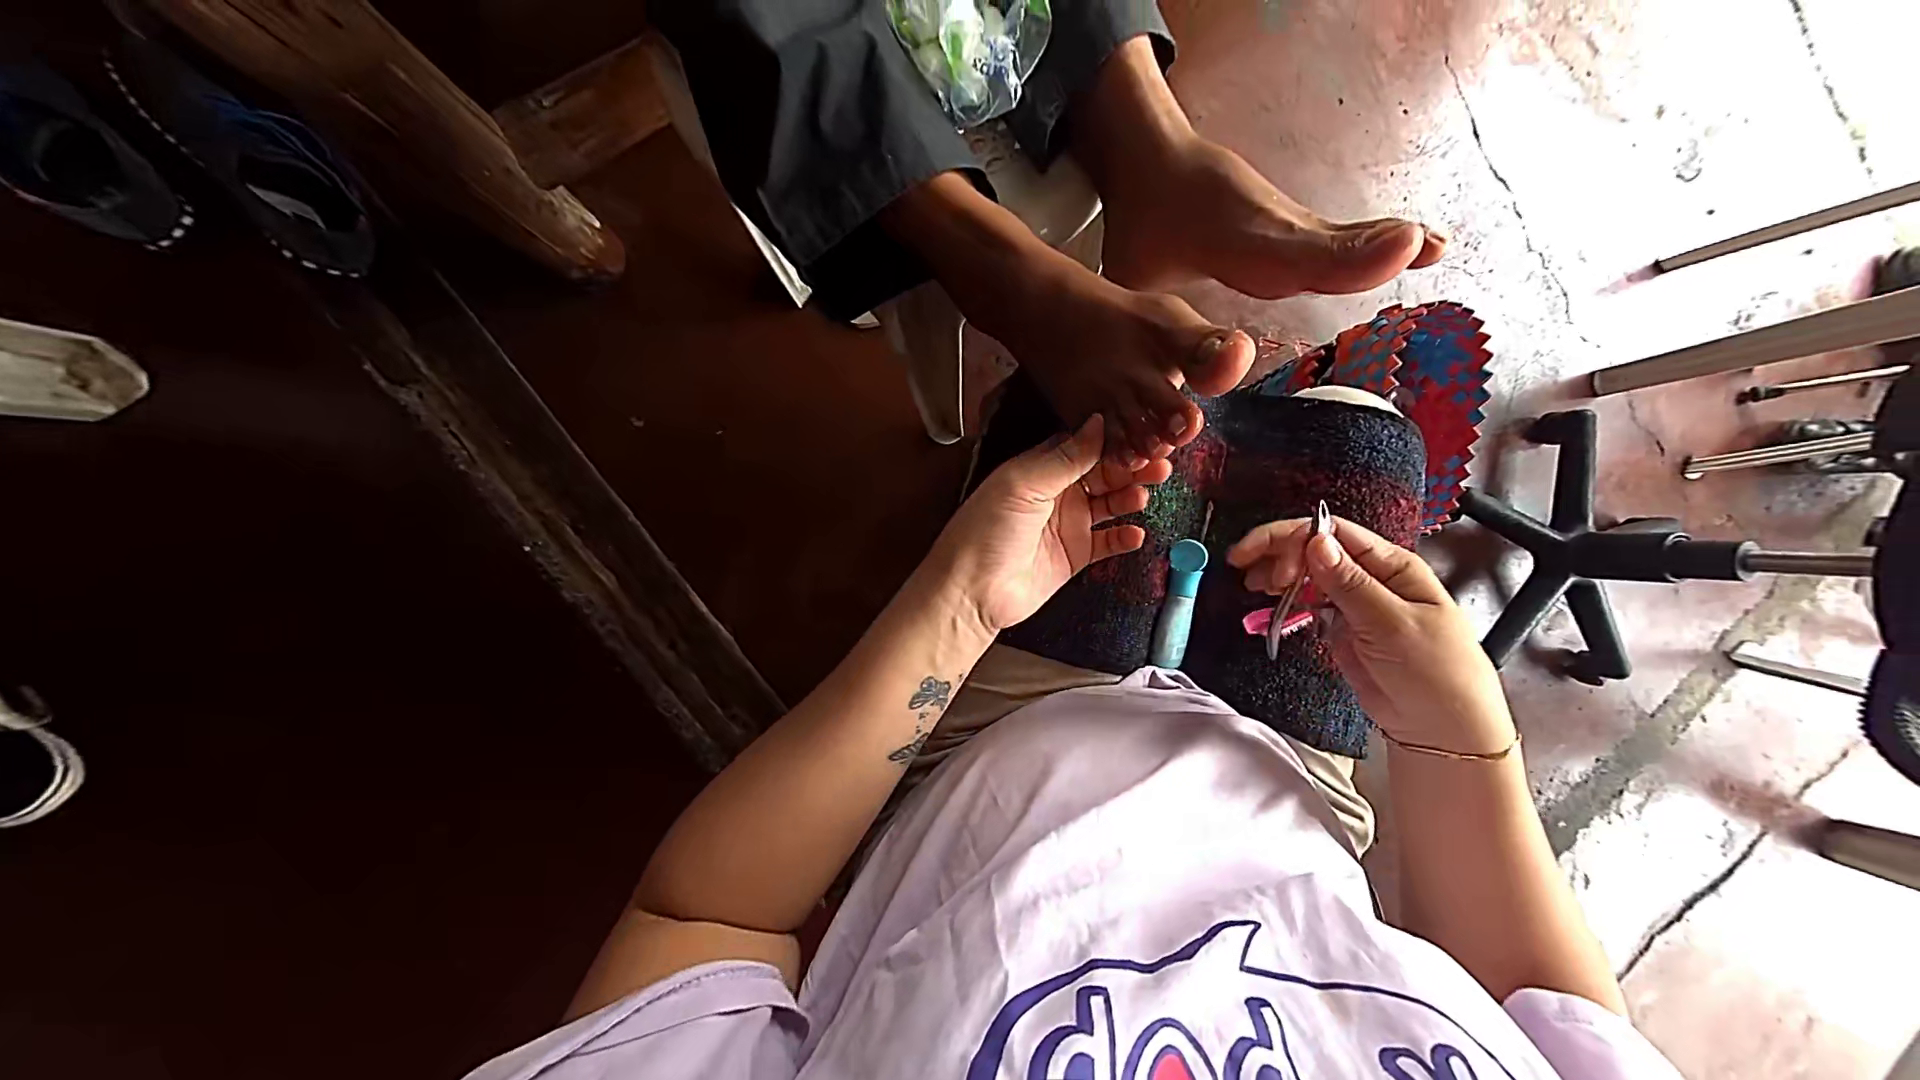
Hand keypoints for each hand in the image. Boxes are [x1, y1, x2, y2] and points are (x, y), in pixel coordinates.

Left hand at [924, 414, 1170, 635]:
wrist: (973, 591)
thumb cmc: (985, 531)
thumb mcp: (1023, 484)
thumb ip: (1065, 457)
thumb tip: (1098, 423)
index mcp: (1039, 469)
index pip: (1083, 446)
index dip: (1113, 441)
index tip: (1142, 435)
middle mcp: (1055, 493)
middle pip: (1102, 473)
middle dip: (1130, 467)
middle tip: (1158, 463)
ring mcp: (1066, 524)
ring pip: (1109, 504)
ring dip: (1131, 497)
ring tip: (1145, 494)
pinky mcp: (1074, 554)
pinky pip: (1107, 541)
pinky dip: (1124, 537)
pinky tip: (1135, 533)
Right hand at [1227, 516, 1514, 753]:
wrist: (1442, 729)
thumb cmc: (1439, 675)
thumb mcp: (1392, 624)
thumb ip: (1350, 583)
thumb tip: (1316, 542)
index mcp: (1392, 566)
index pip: (1333, 533)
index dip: (1292, 539)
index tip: (1264, 558)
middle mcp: (1371, 578)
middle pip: (1314, 549)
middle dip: (1278, 555)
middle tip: (1252, 574)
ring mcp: (1354, 602)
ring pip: (1306, 574)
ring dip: (1277, 574)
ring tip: (1254, 584)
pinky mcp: (1341, 627)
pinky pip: (1307, 603)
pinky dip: (1285, 600)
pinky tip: (1271, 602)